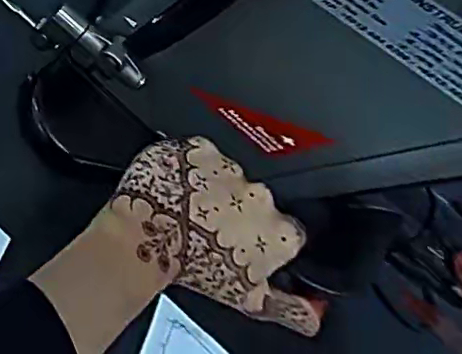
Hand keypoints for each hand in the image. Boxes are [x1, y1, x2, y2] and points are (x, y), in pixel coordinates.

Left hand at [107, 137, 324, 335]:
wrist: (148, 234)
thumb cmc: (192, 265)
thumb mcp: (249, 300)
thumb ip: (291, 307)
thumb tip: (313, 313)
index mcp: (279, 232)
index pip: (288, 230)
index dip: (266, 235)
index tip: (249, 239)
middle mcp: (260, 194)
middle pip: (256, 198)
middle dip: (238, 207)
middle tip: (212, 222)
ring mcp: (228, 167)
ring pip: (228, 173)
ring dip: (214, 183)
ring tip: (191, 201)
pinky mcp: (199, 146)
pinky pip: (201, 152)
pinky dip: (192, 163)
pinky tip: (180, 181)